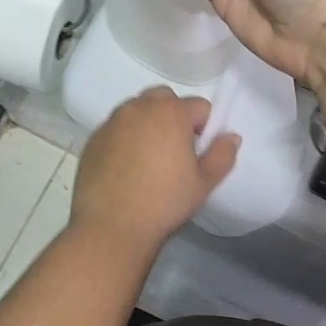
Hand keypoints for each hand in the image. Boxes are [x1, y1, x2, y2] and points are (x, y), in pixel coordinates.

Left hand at [71, 88, 239, 250]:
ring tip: (149, 159)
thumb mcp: (203, 183)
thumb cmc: (164, 202)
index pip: (199, 106)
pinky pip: (116, 128)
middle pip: (164, 99)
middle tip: (175, 150)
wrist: (111, 225)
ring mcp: (112, 121)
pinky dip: (125, 138)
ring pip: (137, 110)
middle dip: (174, 116)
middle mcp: (139, 108)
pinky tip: (126, 168)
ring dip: (148, 124)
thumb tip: (231, 137)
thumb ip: (222, 155)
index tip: (198, 152)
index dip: (204, 127)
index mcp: (171, 113)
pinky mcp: (93, 138)